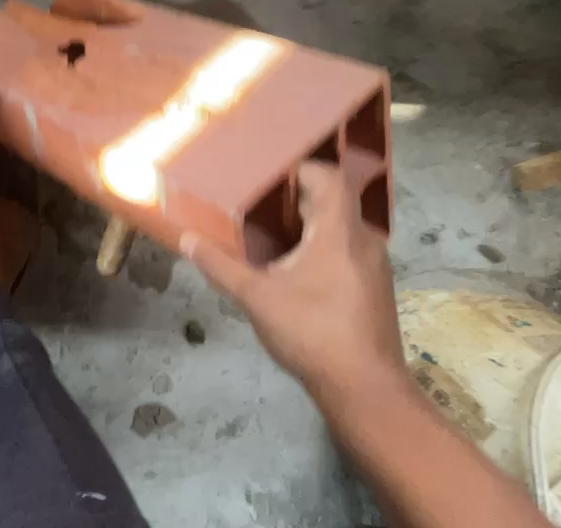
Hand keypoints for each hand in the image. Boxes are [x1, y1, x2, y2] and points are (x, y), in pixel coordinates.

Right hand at [181, 162, 406, 406]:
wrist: (366, 391)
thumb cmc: (311, 332)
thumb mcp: (255, 297)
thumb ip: (219, 264)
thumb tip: (186, 239)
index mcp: (338, 232)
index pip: (328, 178)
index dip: (299, 168)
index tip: (265, 174)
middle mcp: (363, 242)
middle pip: (332, 201)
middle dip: (293, 198)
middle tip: (254, 202)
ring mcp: (374, 267)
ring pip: (340, 228)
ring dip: (307, 225)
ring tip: (267, 233)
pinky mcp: (374, 290)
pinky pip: (346, 251)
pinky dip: (319, 247)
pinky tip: (291, 268)